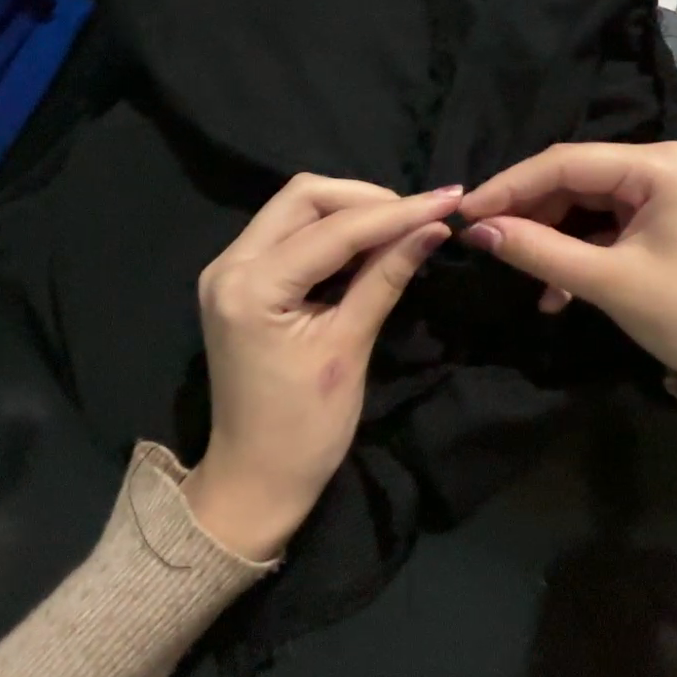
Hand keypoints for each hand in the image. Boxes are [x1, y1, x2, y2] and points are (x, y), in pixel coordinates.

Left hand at [184, 174, 461, 560]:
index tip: (447, 200)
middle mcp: (229, 264)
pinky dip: (331, 232)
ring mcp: (229, 270)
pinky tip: (370, 244)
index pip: (332, 229)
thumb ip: (386, 277)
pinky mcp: (240, 281)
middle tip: (420, 217)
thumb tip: (433, 228)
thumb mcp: (349, 347)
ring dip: (351, 212)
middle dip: (367, 200)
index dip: (395, 212)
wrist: (255, 479)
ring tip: (404, 227)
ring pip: (296, 210)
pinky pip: (289, 235)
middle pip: (303, 197)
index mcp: (250, 286)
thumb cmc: (304, 429)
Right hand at [456, 142, 676, 383]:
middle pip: (570, 181)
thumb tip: (479, 231)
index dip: (510, 186)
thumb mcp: (608, 282)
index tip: (467, 212)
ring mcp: (655, 194)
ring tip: (522, 277)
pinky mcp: (653, 221)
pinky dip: (574, 256)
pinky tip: (555, 295)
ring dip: (549, 242)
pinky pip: (599, 228)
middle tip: (484, 243)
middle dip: (527, 215)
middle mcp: (656, 166)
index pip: (564, 163)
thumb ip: (540, 252)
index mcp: (656, 166)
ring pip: (580, 206)